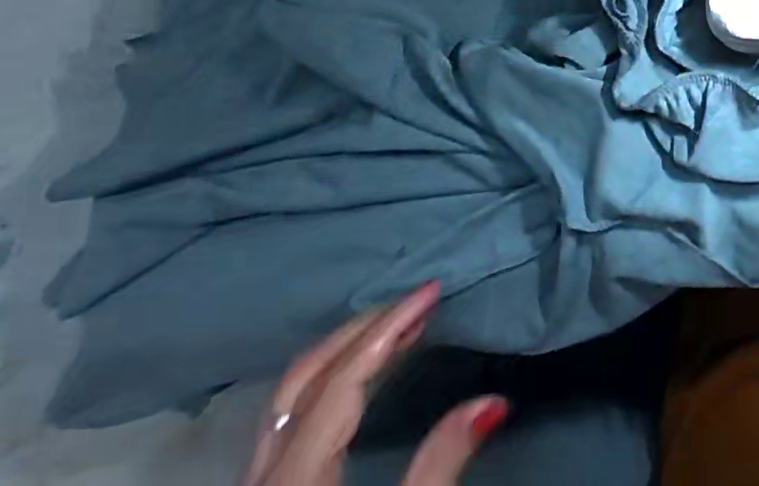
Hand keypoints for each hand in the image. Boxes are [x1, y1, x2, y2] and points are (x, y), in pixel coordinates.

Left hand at [240, 282, 508, 485]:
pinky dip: (330, 380)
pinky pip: (289, 418)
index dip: (387, 330)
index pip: (342, 384)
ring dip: (344, 351)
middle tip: (417, 302)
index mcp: (296, 482)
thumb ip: (440, 468)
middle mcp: (265, 478)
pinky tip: (360, 381)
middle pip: (303, 379)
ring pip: (288, 397)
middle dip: (362, 329)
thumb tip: (493, 400)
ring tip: (397, 329)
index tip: (432, 293)